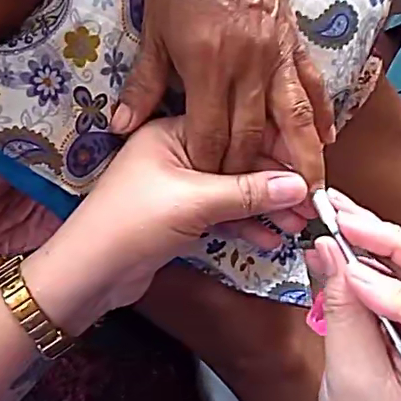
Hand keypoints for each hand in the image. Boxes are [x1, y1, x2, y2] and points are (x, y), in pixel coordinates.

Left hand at [22, 116, 312, 332]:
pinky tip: (268, 239)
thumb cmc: (132, 223)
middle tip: (311, 207)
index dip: (276, 151)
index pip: (236, 129)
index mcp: (171, 131)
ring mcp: (175, 185)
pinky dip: (242, 224)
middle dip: (274, 184)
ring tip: (297, 226)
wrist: (89, 271)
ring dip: (263, 207)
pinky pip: (219, 213)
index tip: (311, 174)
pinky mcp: (176, 214)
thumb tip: (298, 184)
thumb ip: (247, 191)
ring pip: (231, 190)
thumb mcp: (193, 202)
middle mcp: (175, 152)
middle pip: (237, 160)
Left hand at [112, 0, 334, 183]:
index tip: (209, 193)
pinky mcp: (294, 41)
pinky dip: (320, 116)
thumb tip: (120, 126)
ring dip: (304, 159)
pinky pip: (312, 85)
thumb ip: (143, 83)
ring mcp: (276, 54)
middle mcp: (249, 66)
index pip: (212, 135)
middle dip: (252, 173)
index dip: (211, 169)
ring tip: (315, 194)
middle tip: (256, 206)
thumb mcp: (153, 31)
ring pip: (293, 117)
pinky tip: (328, 140)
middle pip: (252, 135)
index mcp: (208, 66)